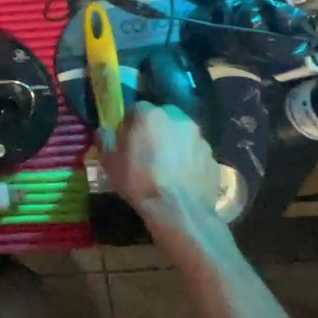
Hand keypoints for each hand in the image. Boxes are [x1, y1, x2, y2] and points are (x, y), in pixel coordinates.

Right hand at [101, 102, 224, 243]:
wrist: (178, 209)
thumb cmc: (138, 180)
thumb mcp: (109, 161)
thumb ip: (105, 139)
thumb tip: (105, 130)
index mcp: (150, 115)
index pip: (136, 108)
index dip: (129, 122)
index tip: (124, 138)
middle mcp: (178, 119)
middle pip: (162, 118)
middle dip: (153, 129)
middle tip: (145, 149)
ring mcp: (199, 138)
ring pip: (181, 134)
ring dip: (172, 143)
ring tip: (164, 166)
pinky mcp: (213, 156)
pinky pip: (194, 153)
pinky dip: (188, 159)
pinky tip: (180, 177)